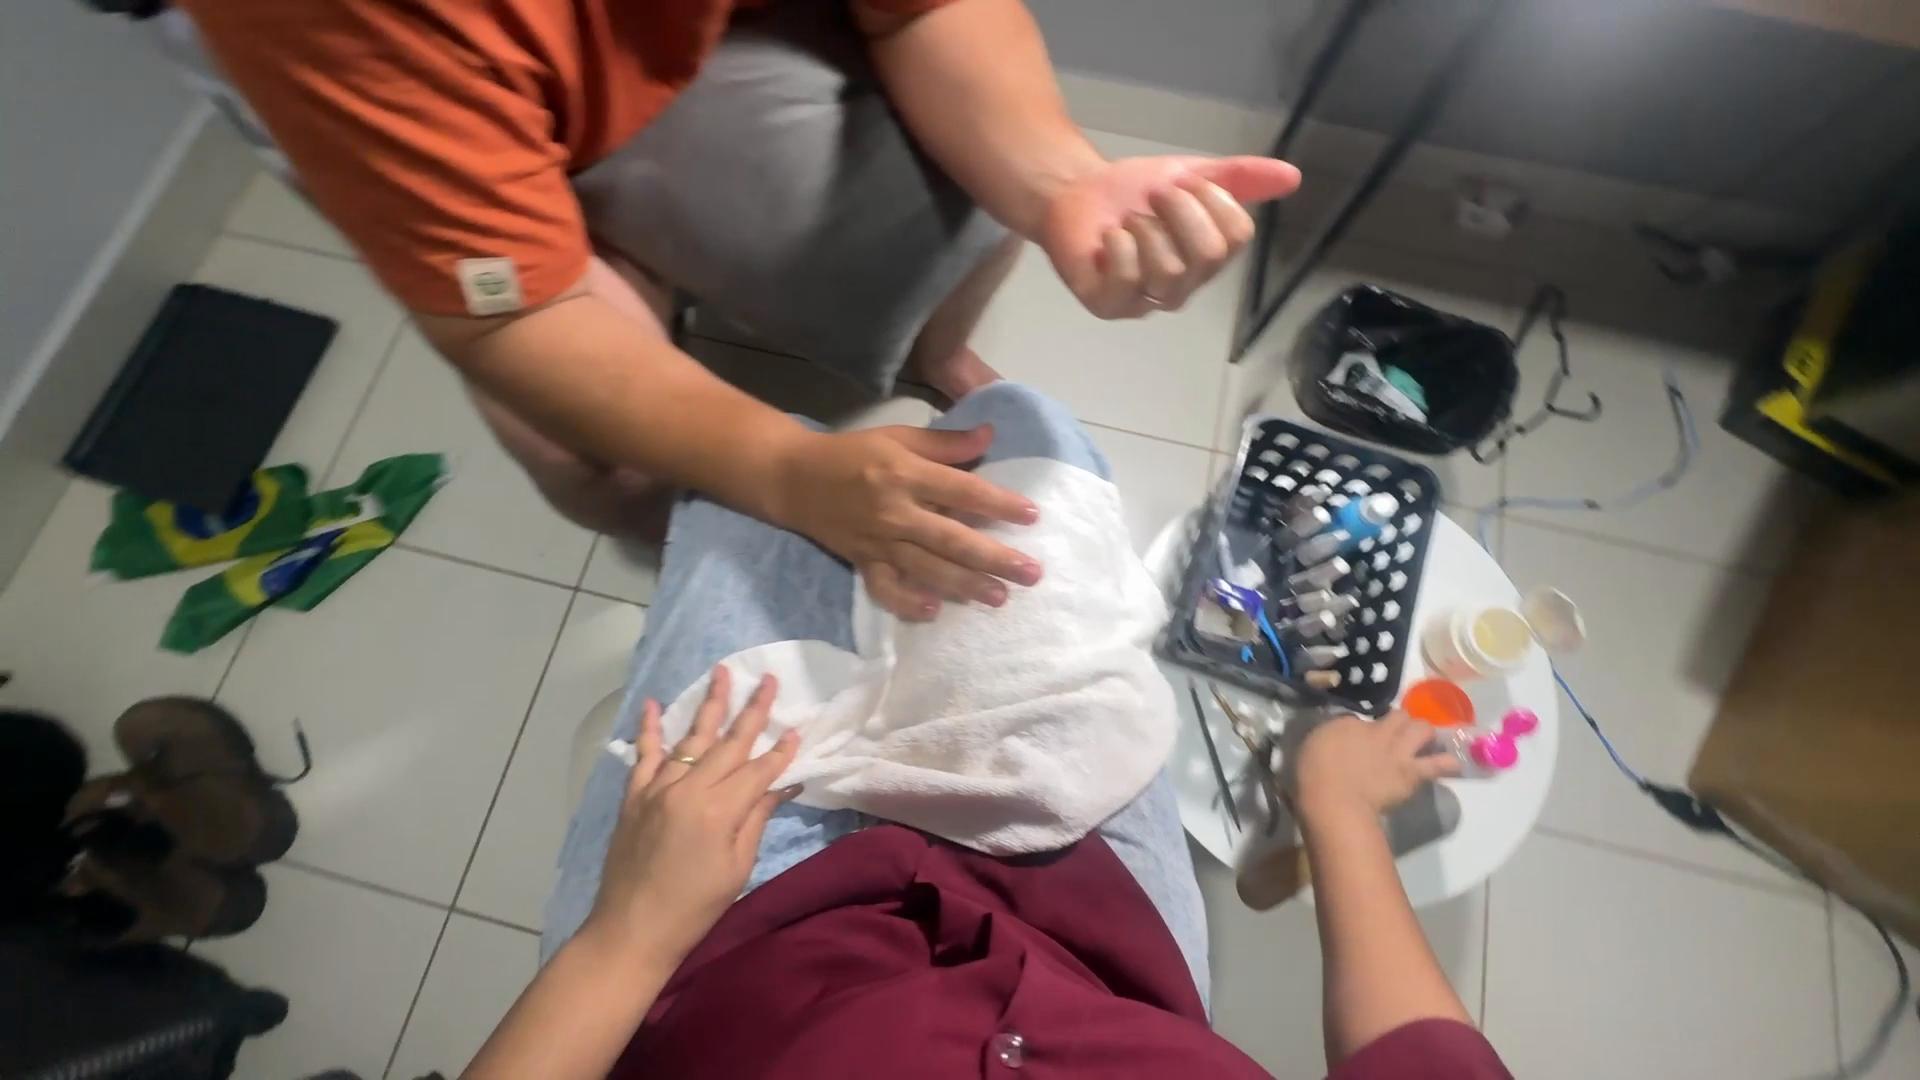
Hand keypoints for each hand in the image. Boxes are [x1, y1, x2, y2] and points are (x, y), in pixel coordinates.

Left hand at [582, 667, 801, 965]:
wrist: (631, 932)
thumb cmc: (694, 907)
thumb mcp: (737, 867)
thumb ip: (756, 818)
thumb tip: (781, 785)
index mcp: (719, 811)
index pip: (759, 770)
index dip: (781, 751)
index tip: (797, 729)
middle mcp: (689, 790)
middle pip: (729, 742)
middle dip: (753, 709)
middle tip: (767, 679)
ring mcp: (658, 789)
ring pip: (691, 738)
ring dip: (709, 705)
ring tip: (722, 673)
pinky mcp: (635, 796)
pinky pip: (644, 755)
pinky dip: (649, 728)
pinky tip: (653, 703)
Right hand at [773, 425, 1040, 619]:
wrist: (794, 478)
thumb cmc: (853, 454)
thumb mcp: (898, 437)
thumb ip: (945, 443)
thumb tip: (989, 436)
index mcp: (906, 474)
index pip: (963, 491)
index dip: (1000, 503)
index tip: (1032, 515)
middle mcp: (896, 512)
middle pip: (953, 539)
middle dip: (995, 557)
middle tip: (1031, 573)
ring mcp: (878, 542)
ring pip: (928, 568)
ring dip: (965, 585)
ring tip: (999, 598)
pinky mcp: (862, 562)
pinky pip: (886, 588)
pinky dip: (907, 602)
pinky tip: (934, 611)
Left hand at [1039, 155, 1300, 318]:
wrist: (1074, 191)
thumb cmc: (1133, 192)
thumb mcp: (1192, 175)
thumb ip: (1240, 178)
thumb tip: (1294, 178)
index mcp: (1205, 263)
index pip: (1236, 238)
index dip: (1213, 201)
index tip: (1183, 183)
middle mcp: (1179, 290)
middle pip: (1207, 256)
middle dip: (1181, 212)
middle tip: (1154, 197)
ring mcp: (1141, 303)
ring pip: (1169, 270)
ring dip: (1147, 228)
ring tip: (1128, 220)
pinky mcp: (1107, 305)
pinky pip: (1129, 278)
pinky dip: (1120, 244)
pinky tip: (1108, 237)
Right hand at [1293, 712, 1457, 823]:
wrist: (1334, 800)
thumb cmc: (1313, 776)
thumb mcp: (1311, 745)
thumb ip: (1329, 736)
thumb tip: (1340, 736)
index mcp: (1346, 723)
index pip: (1361, 717)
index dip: (1364, 727)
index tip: (1360, 737)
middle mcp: (1375, 730)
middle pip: (1398, 715)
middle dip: (1401, 721)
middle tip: (1397, 733)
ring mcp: (1397, 750)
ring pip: (1422, 728)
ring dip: (1424, 733)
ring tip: (1423, 742)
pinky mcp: (1413, 771)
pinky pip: (1439, 763)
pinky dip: (1447, 762)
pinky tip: (1451, 763)